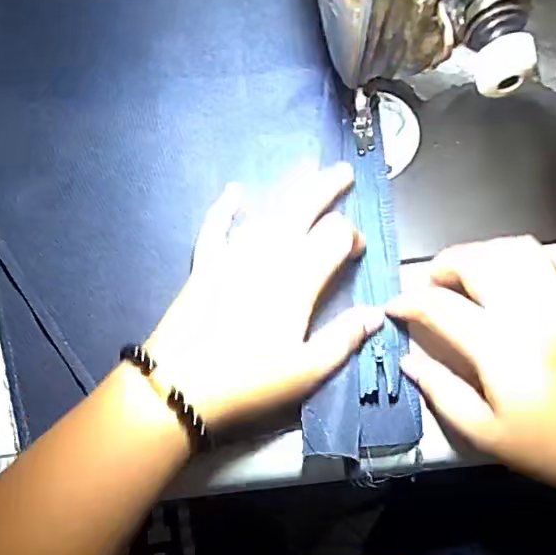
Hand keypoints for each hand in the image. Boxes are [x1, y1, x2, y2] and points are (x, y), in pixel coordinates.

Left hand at [142, 163, 384, 431]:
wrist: (179, 386)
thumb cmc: (249, 382)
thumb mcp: (306, 371)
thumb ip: (343, 339)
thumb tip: (376, 315)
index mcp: (298, 280)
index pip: (334, 237)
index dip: (351, 236)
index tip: (358, 250)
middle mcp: (267, 256)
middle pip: (301, 209)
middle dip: (325, 188)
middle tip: (343, 172)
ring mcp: (232, 257)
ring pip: (265, 212)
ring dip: (288, 188)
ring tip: (306, 168)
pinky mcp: (204, 265)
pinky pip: (216, 227)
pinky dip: (226, 208)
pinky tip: (235, 192)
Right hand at [386, 235, 555, 509]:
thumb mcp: (487, 434)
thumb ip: (443, 393)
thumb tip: (411, 362)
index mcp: (502, 349)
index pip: (442, 307)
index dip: (409, 302)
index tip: (393, 308)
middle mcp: (532, 313)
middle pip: (481, 261)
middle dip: (444, 265)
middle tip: (429, 287)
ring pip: (518, 250)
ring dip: (482, 253)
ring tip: (466, 276)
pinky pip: (548, 264)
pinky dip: (517, 262)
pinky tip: (508, 284)